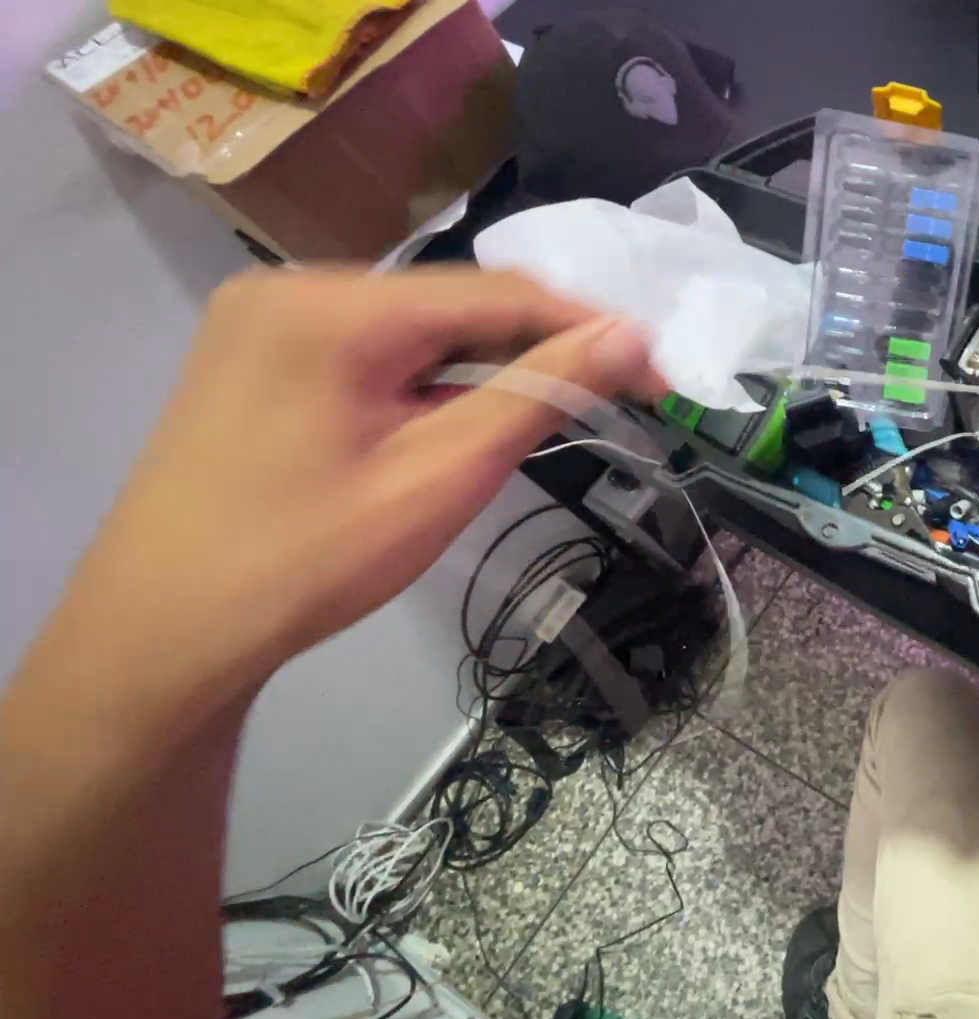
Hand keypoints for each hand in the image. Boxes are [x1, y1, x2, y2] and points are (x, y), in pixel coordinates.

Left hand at [69, 267, 663, 695]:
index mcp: (334, 306)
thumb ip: (545, 391)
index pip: (500, 294)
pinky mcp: (272, 357)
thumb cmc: (320, 552)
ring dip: (504, 361)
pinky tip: (485, 407)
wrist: (174, 626)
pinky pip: (389, 349)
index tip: (661, 373)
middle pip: (462, 303)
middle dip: (551, 344)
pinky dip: (450, 375)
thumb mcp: (450, 467)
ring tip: (572, 401)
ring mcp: (276, 321)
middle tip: (628, 391)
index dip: (593, 329)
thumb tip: (632, 339)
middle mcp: (298, 289)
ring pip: (428, 326)